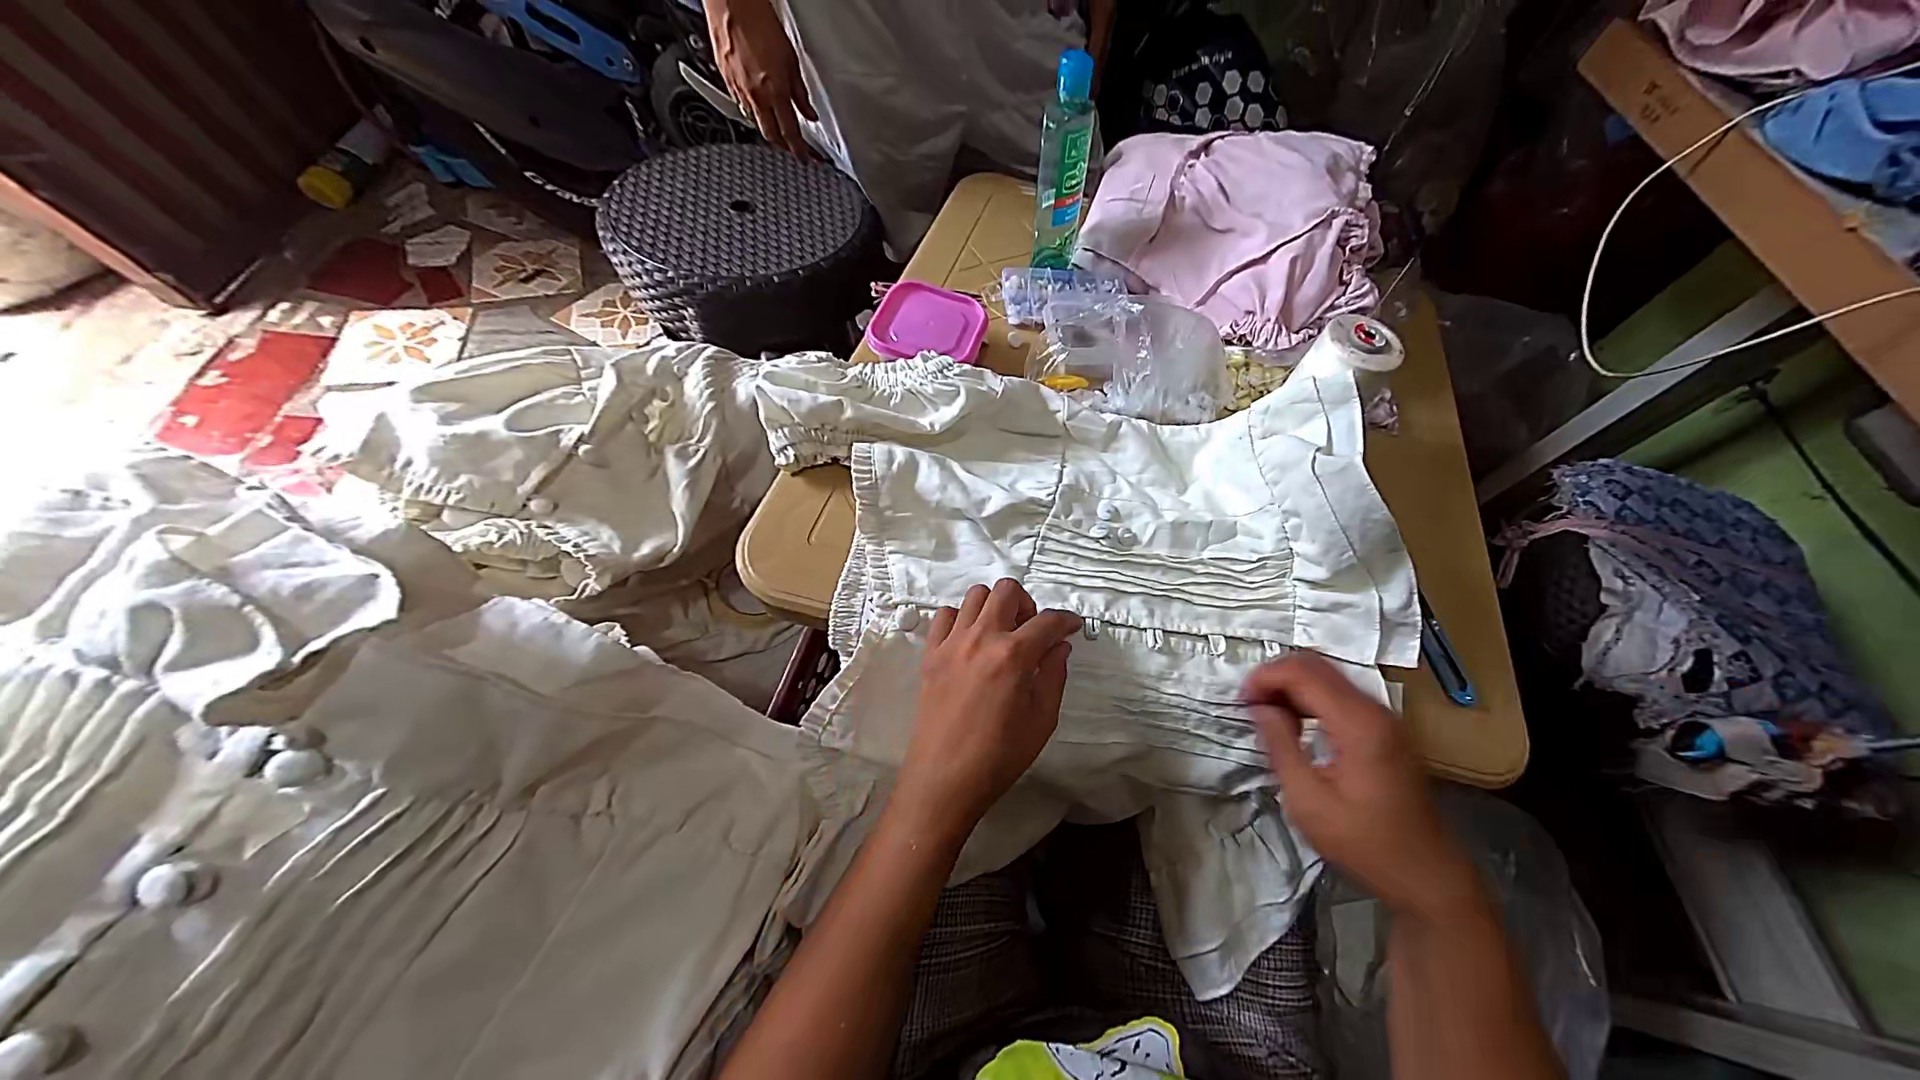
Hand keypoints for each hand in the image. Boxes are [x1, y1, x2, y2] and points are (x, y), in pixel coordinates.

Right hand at [705, 0, 816, 156]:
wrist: (732, 5)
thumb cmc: (760, 24)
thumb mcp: (791, 60)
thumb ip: (801, 93)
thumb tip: (809, 113)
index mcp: (776, 93)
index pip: (791, 134)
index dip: (800, 151)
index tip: (807, 159)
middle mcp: (757, 98)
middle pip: (772, 135)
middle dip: (784, 147)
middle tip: (794, 150)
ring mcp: (740, 92)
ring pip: (756, 123)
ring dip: (769, 132)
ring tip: (779, 133)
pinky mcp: (727, 83)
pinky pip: (742, 107)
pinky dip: (754, 114)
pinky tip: (759, 111)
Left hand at [892, 580, 1082, 843]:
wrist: (944, 778)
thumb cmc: (999, 756)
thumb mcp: (1042, 720)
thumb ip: (1054, 675)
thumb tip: (1059, 646)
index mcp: (1013, 656)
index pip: (1047, 621)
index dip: (1066, 620)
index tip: (1072, 626)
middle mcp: (981, 639)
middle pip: (1007, 591)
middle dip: (1028, 604)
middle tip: (1032, 632)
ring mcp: (951, 644)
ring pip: (975, 596)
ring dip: (995, 607)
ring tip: (1002, 635)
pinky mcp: (930, 655)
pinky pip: (944, 616)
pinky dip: (961, 619)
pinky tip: (970, 642)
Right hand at [1245, 652, 1484, 922]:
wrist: (1427, 876)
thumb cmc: (1364, 843)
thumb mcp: (1307, 800)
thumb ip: (1280, 745)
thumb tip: (1261, 708)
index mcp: (1358, 724)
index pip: (1303, 673)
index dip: (1265, 677)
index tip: (1241, 701)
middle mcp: (1376, 710)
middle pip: (1317, 665)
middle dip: (1276, 676)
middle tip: (1250, 704)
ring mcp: (1386, 719)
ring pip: (1330, 676)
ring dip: (1293, 685)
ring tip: (1266, 712)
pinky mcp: (1387, 731)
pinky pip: (1342, 695)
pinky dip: (1311, 697)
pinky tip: (1295, 721)